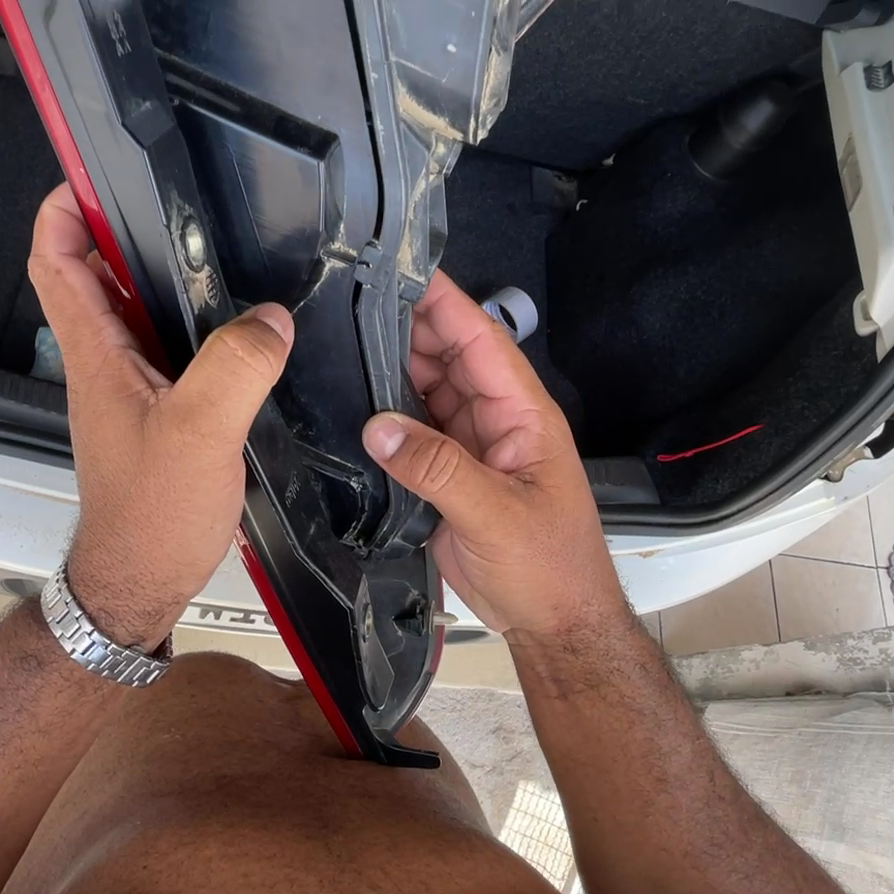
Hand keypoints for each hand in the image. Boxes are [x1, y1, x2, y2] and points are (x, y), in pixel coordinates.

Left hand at [28, 185, 291, 650]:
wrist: (141, 579)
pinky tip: (238, 333)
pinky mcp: (157, 419)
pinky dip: (193, 331)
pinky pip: (170, 356)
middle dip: (127, 232)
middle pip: (98, 279)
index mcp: (96, 355)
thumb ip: (235, 368)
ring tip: (220, 254)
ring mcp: (129, 394)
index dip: (64, 210)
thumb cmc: (153, 515)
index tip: (98, 174)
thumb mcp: (199, 433)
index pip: (55, 261)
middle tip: (184, 205)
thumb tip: (272, 318)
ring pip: (137, 317)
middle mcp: (104, 367)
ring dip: (164, 281)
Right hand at [361, 273, 625, 643]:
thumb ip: (438, 469)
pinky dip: (386, 422)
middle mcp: (493, 422)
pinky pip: (412, 437)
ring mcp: (468, 450)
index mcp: (521, 415)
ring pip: (425, 397)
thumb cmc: (547, 566)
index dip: (445, 304)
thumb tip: (377, 426)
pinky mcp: (447, 479)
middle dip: (406, 331)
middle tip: (350, 306)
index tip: (402, 270)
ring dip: (391, 374)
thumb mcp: (496, 514)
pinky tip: (354, 409)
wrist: (551, 622)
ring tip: (342, 347)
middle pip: (447, 361)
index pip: (480, 342)